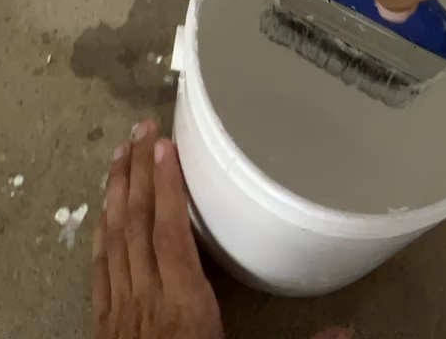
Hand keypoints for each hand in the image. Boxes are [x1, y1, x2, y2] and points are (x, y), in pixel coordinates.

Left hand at [94, 120, 220, 338]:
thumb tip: (348, 329)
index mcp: (184, 305)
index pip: (169, 230)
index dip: (166, 184)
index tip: (165, 144)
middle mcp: (146, 299)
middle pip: (136, 223)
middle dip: (138, 170)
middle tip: (142, 126)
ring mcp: (118, 311)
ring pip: (112, 238)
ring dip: (115, 190)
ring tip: (119, 149)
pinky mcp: (103, 325)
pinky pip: (97, 269)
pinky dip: (99, 231)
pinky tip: (100, 209)